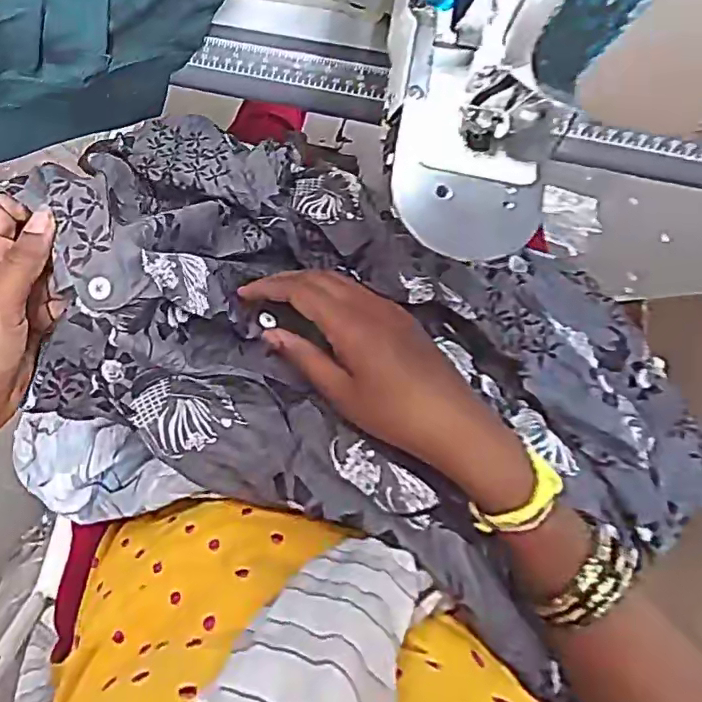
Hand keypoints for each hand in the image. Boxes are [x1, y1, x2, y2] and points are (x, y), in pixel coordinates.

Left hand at [0, 195, 62, 459]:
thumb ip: (23, 260)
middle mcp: (0, 273)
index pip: (4, 212)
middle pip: (33, 237)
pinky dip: (66, 300)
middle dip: (56, 242)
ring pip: (50, 267)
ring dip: (64, 273)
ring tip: (69, 287)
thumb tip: (44, 219)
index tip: (59, 215)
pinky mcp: (35, 317)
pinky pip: (58, 296)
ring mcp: (18, 296)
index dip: (29, 209)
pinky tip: (65, 310)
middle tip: (74, 253)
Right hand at [239, 270, 521, 487]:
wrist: (456, 424)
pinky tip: (322, 309)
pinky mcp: (399, 317)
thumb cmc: (394, 415)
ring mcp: (387, 308)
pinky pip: (355, 291)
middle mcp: (368, 305)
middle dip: (284, 280)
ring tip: (283, 298)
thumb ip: (304, 356)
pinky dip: (329, 290)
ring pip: (338, 281)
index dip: (268, 287)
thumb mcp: (341, 392)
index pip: (300, 290)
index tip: (244, 294)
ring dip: (307, 282)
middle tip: (258, 293)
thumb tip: (271, 332)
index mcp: (349, 322)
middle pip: (318, 277)